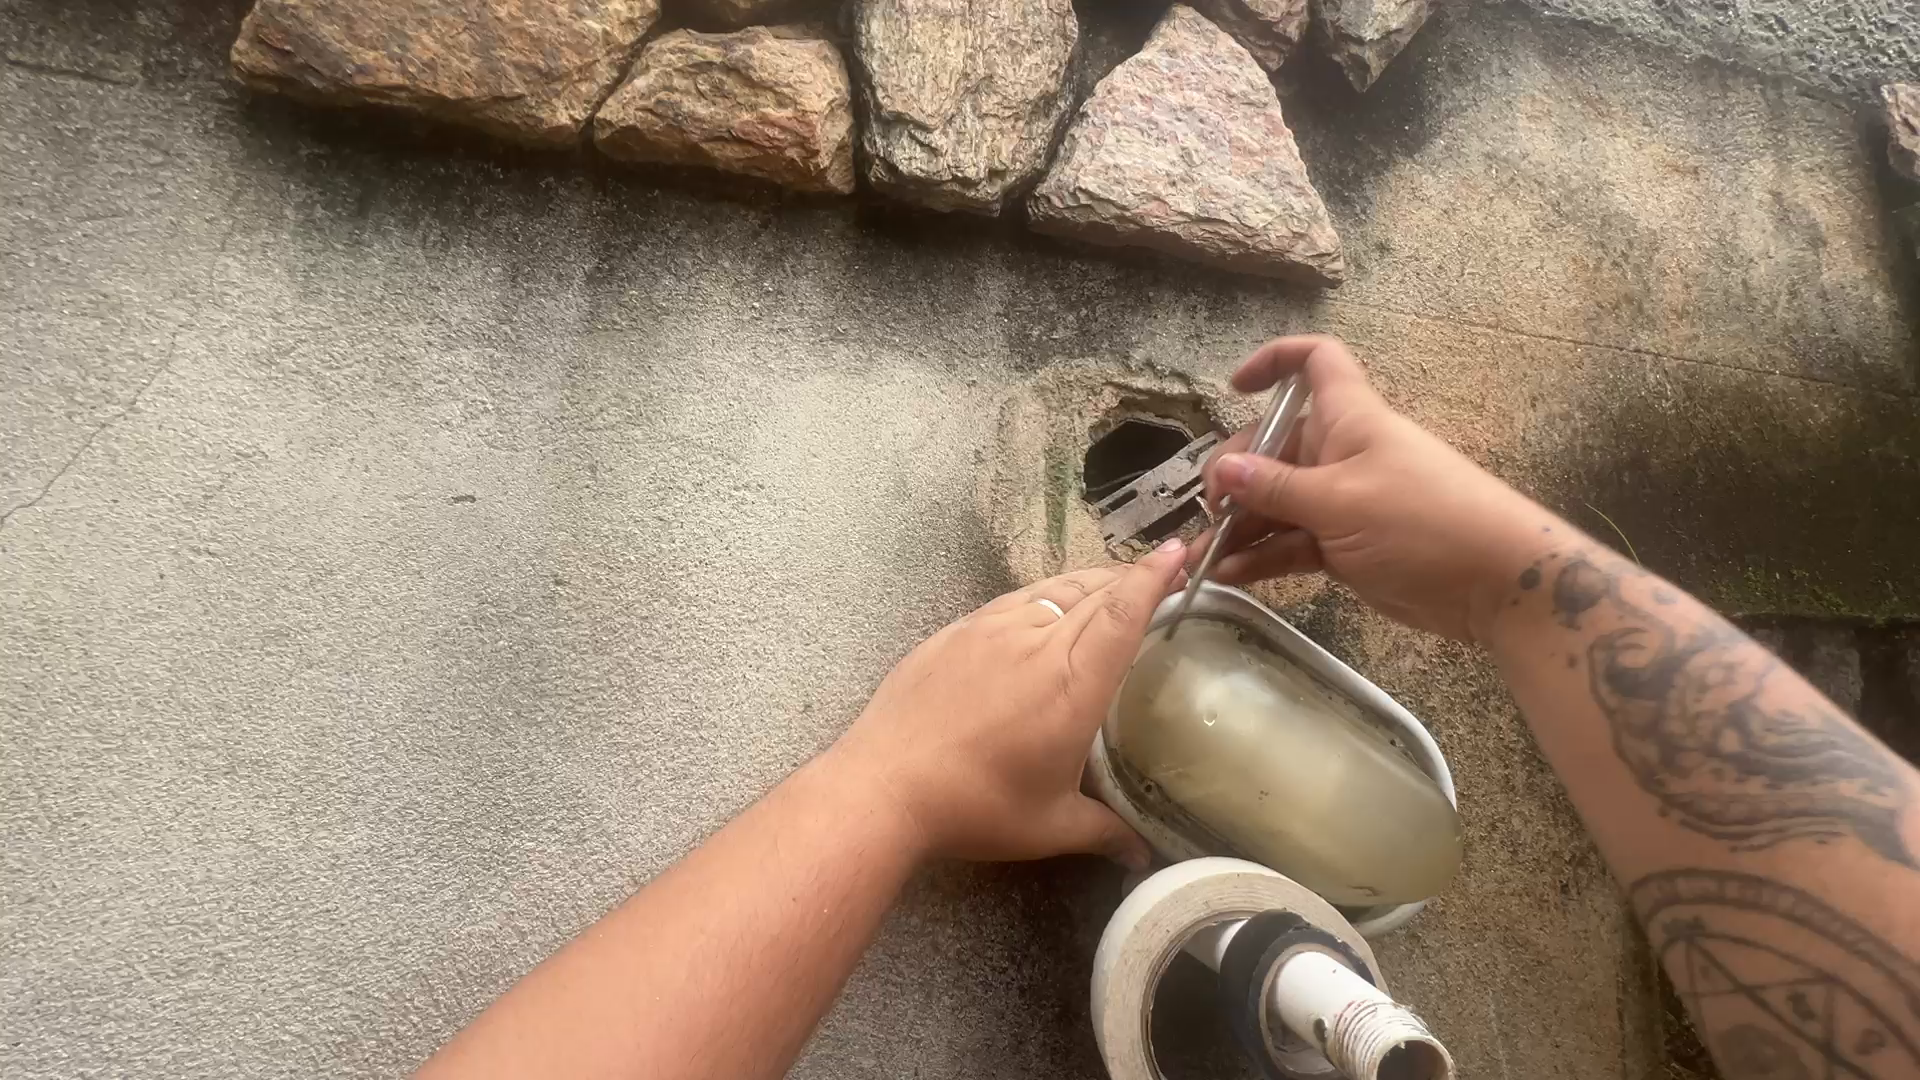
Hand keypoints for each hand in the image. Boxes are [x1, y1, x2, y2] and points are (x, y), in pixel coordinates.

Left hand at [826, 541, 1189, 868]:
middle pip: (1094, 591)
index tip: (1179, 551)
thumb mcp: (1049, 826)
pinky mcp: (958, 629)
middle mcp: (1037, 641)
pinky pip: (1014, 599)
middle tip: (1157, 573)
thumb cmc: (976, 805)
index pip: (1123, 613)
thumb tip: (1144, 855)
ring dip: (1089, 582)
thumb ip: (1105, 832)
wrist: (886, 781)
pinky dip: (1044, 595)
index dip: (1155, 578)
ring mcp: (992, 628)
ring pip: (1054, 588)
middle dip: (1130, 577)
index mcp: (1072, 682)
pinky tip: (1043, 608)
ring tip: (1107, 585)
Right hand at [1196, 335, 1563, 640]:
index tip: (1237, 386)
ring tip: (1205, 556)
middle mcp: (1337, 454)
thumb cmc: (1424, 522)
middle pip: (1271, 449)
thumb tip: (1221, 471)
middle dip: (1234, 478)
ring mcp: (1337, 502)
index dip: (1276, 361)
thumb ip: (1276, 488)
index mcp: (1347, 420)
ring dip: (1238, 528)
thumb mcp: (1341, 500)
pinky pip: (1287, 543)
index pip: (1314, 364)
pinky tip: (1229, 574)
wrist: (1496, 587)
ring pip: (1273, 504)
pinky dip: (1259, 557)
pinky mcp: (1340, 544)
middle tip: (1213, 512)